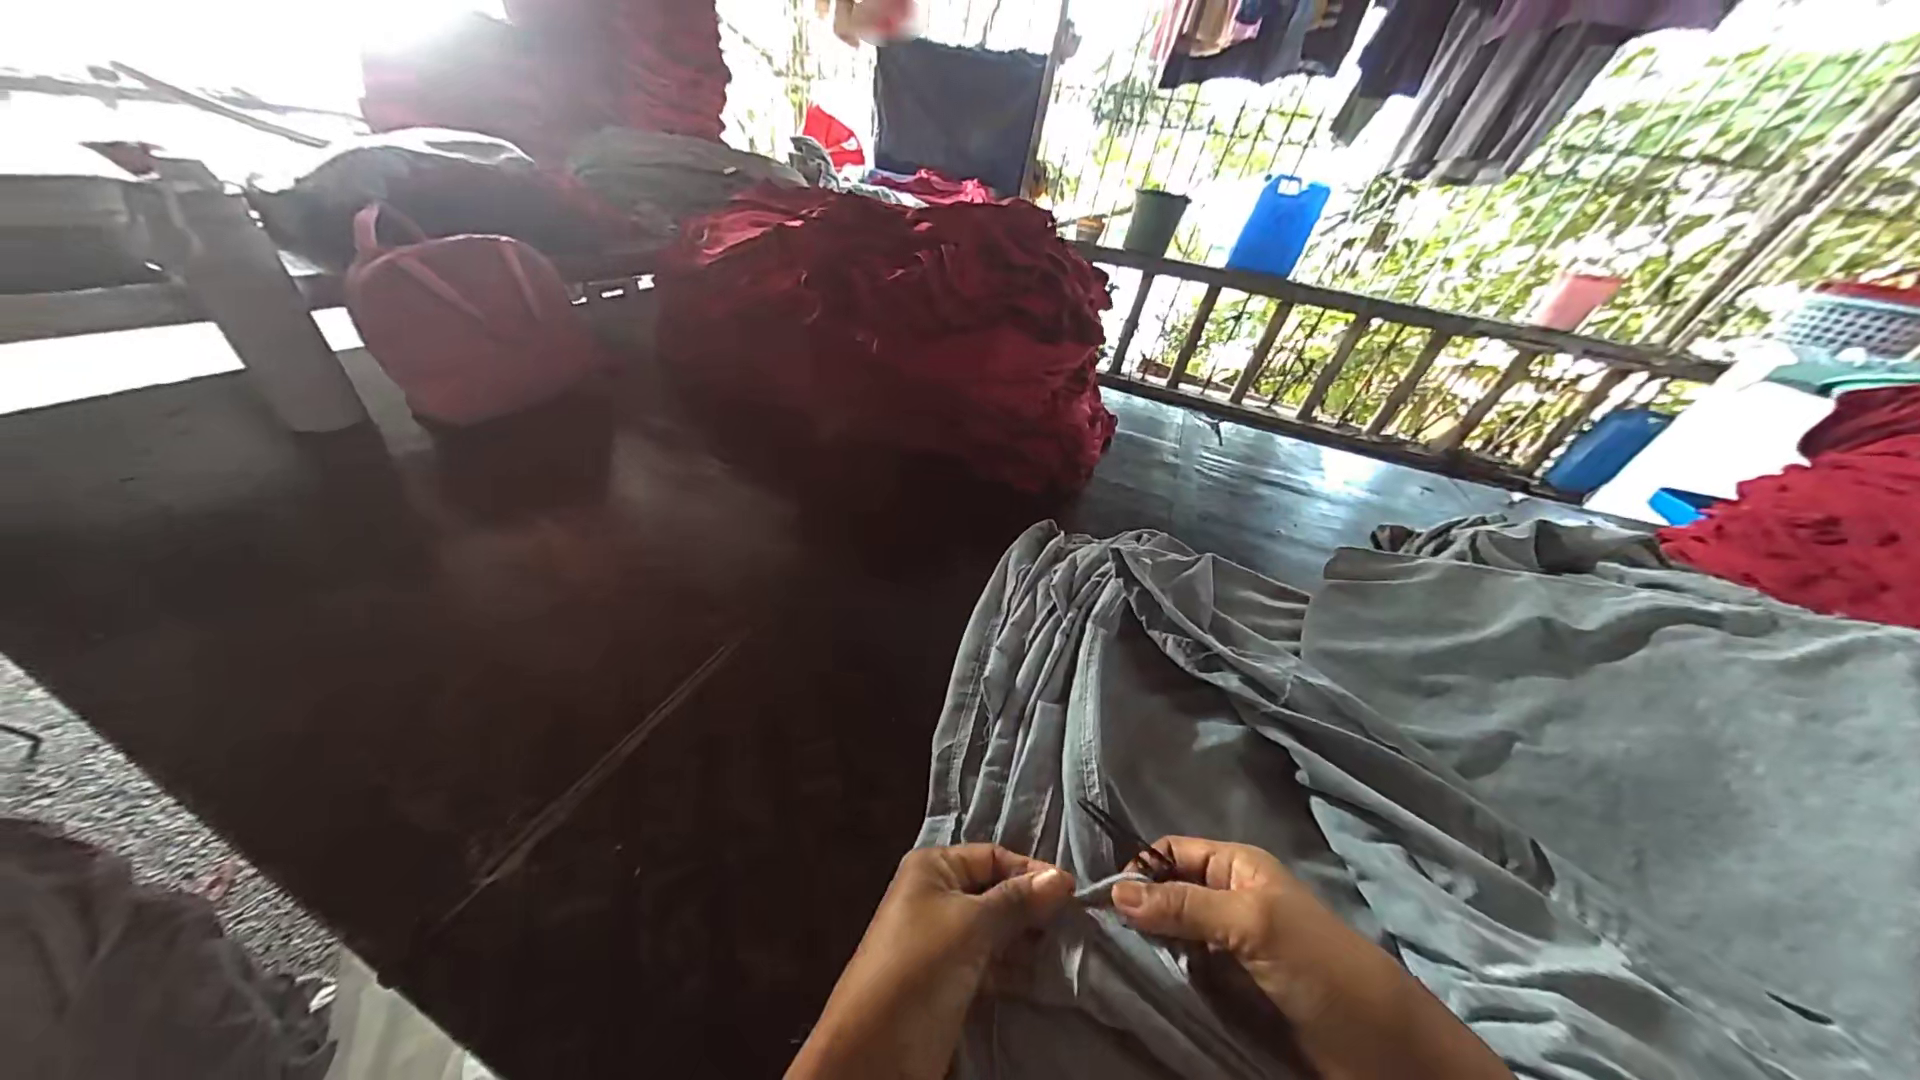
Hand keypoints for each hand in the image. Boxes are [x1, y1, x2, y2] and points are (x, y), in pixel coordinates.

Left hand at [787, 844, 1074, 1079]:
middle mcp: (938, 896)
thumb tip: (1062, 877)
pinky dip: (1018, 967)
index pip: (992, 856)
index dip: (1030, 871)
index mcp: (933, 868)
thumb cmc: (920, 969)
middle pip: (997, 891)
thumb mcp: (971, 926)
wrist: (872, 1054)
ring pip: (998, 929)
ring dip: (1029, 939)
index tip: (1072, 892)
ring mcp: (944, 939)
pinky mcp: (952, 979)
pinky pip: (993, 962)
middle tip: (1076, 923)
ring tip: (1069, 949)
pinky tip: (1047, 974)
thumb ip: (1017, 901)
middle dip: (1033, 907)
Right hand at [1112, 837, 1511, 1079]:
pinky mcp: (1232, 982)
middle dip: (1139, 906)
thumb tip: (1116, 892)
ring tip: (1118, 955)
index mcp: (1235, 865)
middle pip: (1167, 889)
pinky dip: (1166, 968)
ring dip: (1149, 940)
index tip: (1108, 900)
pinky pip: (1187, 965)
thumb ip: (1183, 905)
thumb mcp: (1250, 923)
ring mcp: (1229, 941)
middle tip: (1106, 931)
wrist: (1384, 1050)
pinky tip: (1146, 976)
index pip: (1170, 852)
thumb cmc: (1316, 964)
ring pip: (1173, 929)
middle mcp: (1228, 895)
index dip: (1139, 868)